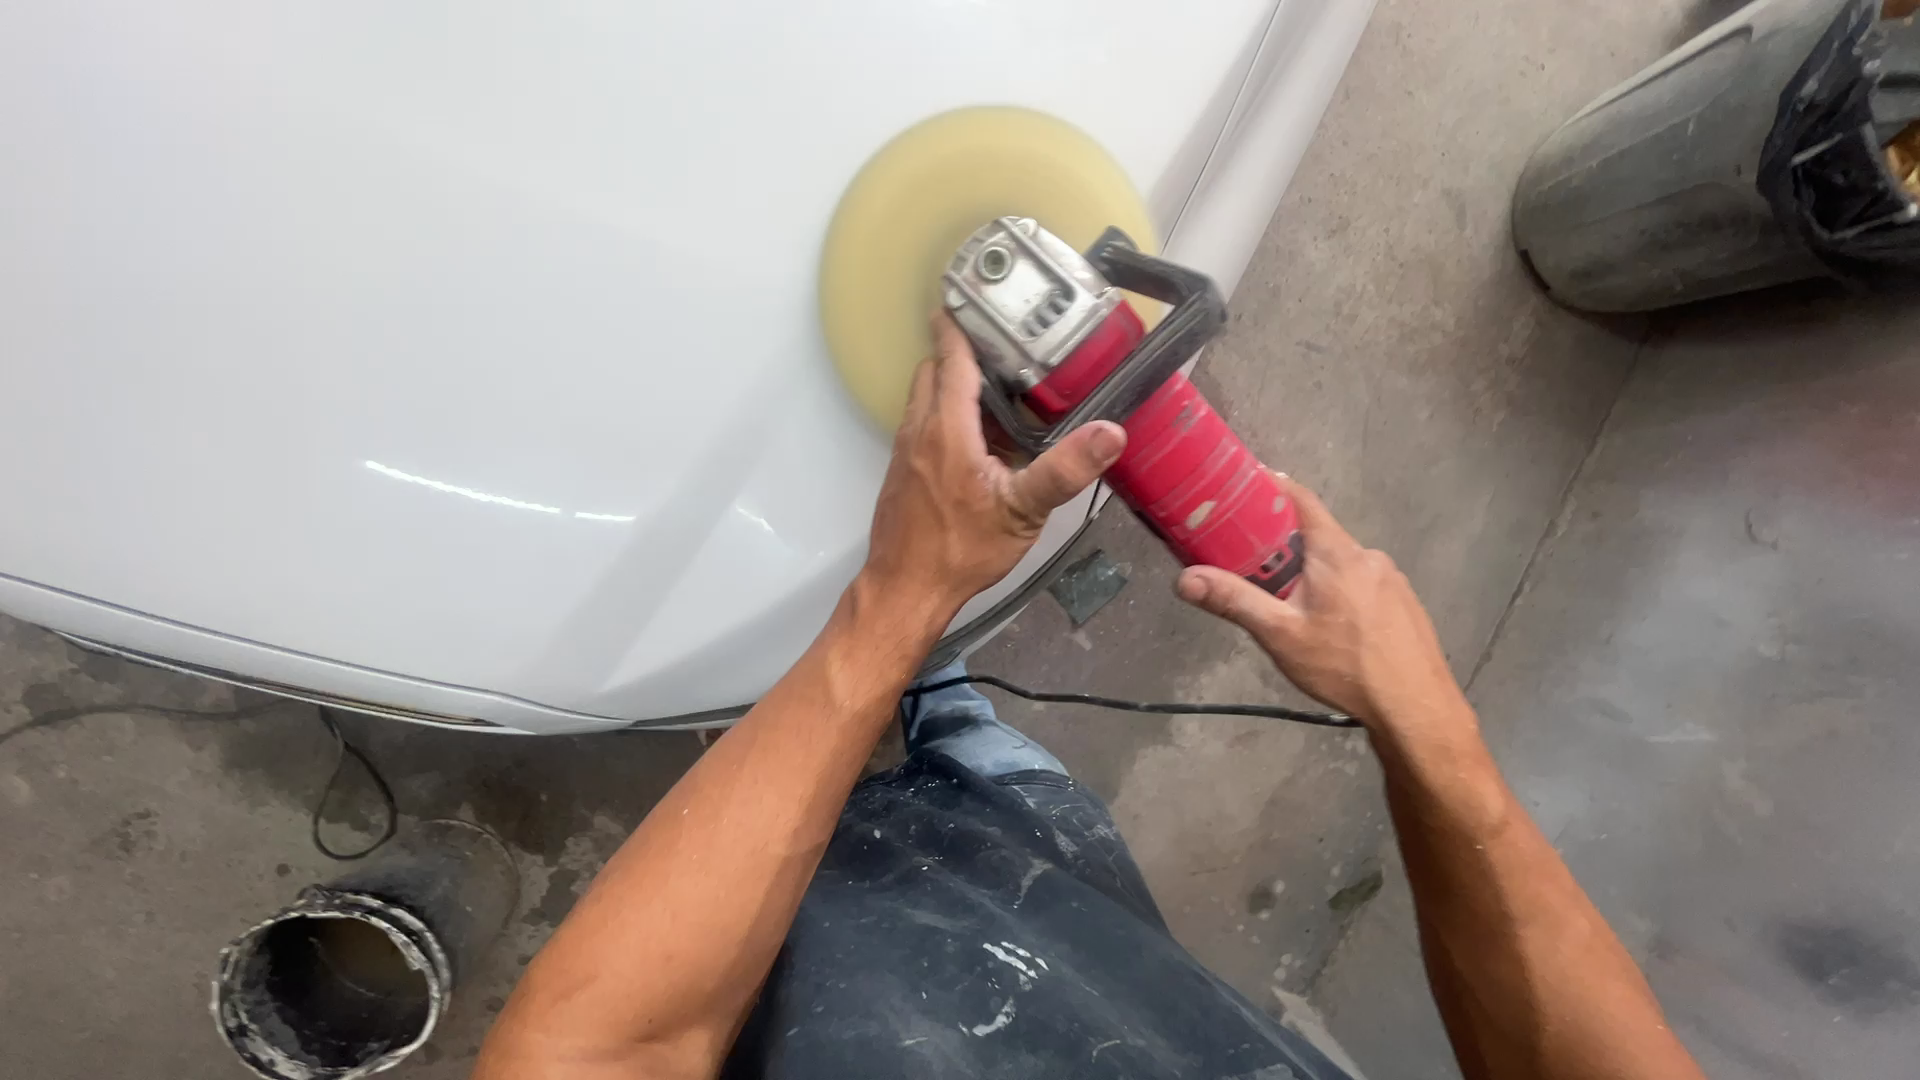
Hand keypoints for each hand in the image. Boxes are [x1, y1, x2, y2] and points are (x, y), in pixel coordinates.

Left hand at [861, 313, 1125, 617]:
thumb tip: (1110, 433)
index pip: (950, 360)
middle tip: (999, 351)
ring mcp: (904, 454)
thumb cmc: (960, 551)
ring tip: (996, 395)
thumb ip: (1064, 469)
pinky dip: (944, 419)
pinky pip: (921, 429)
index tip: (967, 300)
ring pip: (924, 401)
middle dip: (959, 355)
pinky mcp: (902, 476)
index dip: (959, 327)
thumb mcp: (1022, 512)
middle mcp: (918, 433)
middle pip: (933, 373)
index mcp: (946, 430)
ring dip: (951, 388)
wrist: (905, 590)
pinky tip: (976, 446)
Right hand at [1174, 475, 1466, 732]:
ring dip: (1310, 572)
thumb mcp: (1280, 635)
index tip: (1241, 484)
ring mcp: (1392, 580)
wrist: (1418, 711)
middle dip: (1282, 543)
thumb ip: (1234, 601)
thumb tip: (1184, 579)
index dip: (1271, 486)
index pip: (1301, 500)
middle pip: (1317, 534)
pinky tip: (1327, 625)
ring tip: (1284, 602)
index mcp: (1337, 553)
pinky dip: (1336, 590)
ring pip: (1338, 563)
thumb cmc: (1345, 666)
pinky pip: (1360, 583)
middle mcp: (1368, 556)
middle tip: (1248, 561)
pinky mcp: (1404, 604)